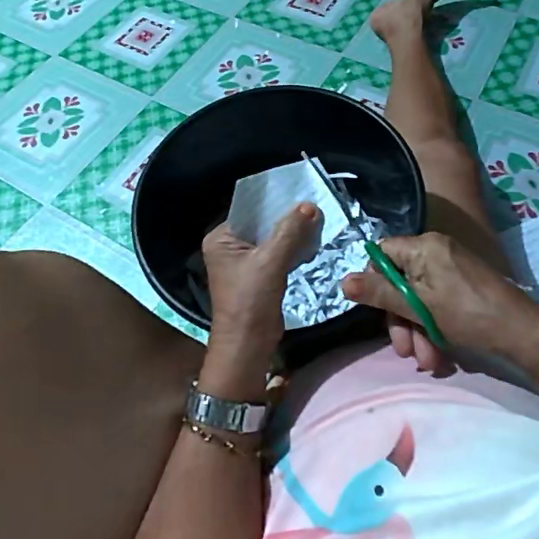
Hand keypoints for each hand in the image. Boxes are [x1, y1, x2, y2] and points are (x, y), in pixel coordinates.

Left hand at [200, 204, 321, 375]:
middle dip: (288, 217)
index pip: (250, 209)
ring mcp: (244, 261)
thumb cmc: (250, 301)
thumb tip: (310, 205)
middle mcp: (229, 246)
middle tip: (316, 207)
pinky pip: (279, 252)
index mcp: (221, 238)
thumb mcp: (270, 262)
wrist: (248, 345)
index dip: (275, 201)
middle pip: (263, 222)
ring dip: (293, 233)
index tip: (302, 192)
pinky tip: (311, 243)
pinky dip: (293, 248)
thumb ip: (289, 232)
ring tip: (317, 223)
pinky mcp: (259, 274)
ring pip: (273, 237)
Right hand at [341, 232, 538, 372]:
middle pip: (400, 282)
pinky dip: (434, 328)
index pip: (382, 253)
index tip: (376, 310)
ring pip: (418, 299)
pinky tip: (439, 355)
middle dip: (401, 321)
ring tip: (428, 362)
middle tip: (406, 352)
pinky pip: (437, 304)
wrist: (520, 331)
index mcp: (424, 246)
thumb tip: (343, 282)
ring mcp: (451, 269)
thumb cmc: (467, 313)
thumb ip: (380, 294)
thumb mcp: (419, 306)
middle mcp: (436, 251)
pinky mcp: (463, 287)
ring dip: (417, 332)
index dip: (374, 281)